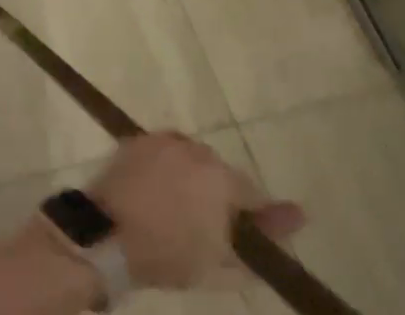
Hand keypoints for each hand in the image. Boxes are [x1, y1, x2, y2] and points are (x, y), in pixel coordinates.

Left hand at [87, 133, 305, 290]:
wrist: (105, 234)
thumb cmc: (169, 253)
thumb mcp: (225, 261)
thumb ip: (264, 237)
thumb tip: (299, 215)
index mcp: (220, 177)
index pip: (253, 195)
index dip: (254, 217)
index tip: (248, 235)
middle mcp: (192, 150)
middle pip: (219, 171)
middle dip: (219, 193)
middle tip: (207, 223)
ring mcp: (158, 142)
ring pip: (189, 158)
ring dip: (191, 176)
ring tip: (180, 206)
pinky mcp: (131, 142)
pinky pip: (160, 152)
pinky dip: (165, 167)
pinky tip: (157, 190)